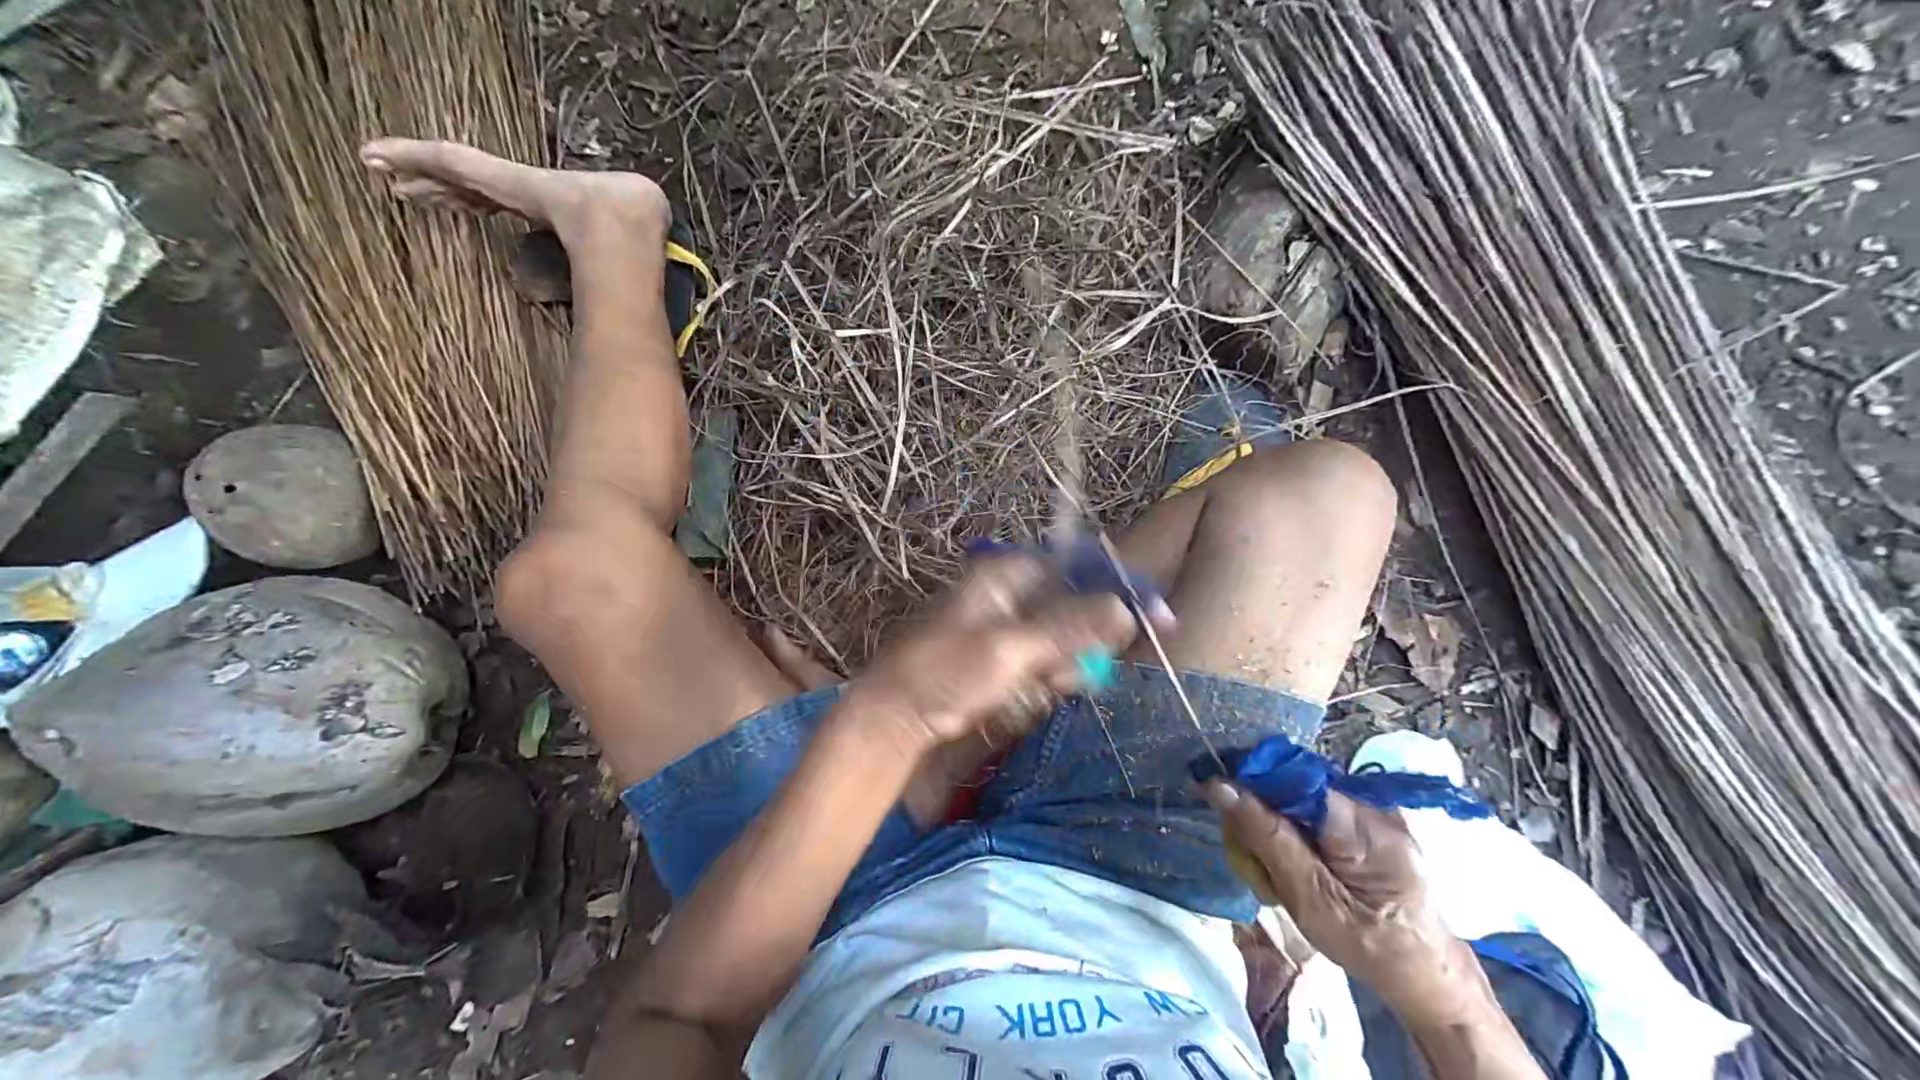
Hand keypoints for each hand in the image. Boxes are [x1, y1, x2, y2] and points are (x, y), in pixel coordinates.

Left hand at [847, 553, 1142, 749]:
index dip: (1113, 587)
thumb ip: (1068, 628)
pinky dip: (1048, 679)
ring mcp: (1008, 628)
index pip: (1075, 566)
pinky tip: (1035, 695)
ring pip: (1063, 640)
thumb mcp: (1010, 648)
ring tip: (1047, 686)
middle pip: (1073, 606)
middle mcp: (1010, 595)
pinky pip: (1045, 663)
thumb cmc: (945, 671)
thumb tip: (1125, 608)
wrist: (897, 715)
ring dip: (1065, 665)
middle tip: (1076, 670)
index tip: (1151, 614)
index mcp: (1005, 576)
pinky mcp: (1006, 660)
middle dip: (1082, 639)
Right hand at [1206, 784, 1490, 1028]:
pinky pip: (1314, 808)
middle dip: (1261, 812)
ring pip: (1299, 796)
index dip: (1252, 783)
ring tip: (1272, 869)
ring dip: (1274, 825)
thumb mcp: (1311, 902)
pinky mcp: (1368, 820)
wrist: (1426, 973)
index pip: (1294, 779)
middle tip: (1249, 856)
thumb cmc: (1370, 947)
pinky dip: (1294, 830)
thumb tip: (1221, 786)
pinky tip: (1294, 861)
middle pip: (1293, 784)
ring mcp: (1374, 810)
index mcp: (1364, 826)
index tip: (1217, 799)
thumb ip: (1267, 839)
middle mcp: (1373, 805)